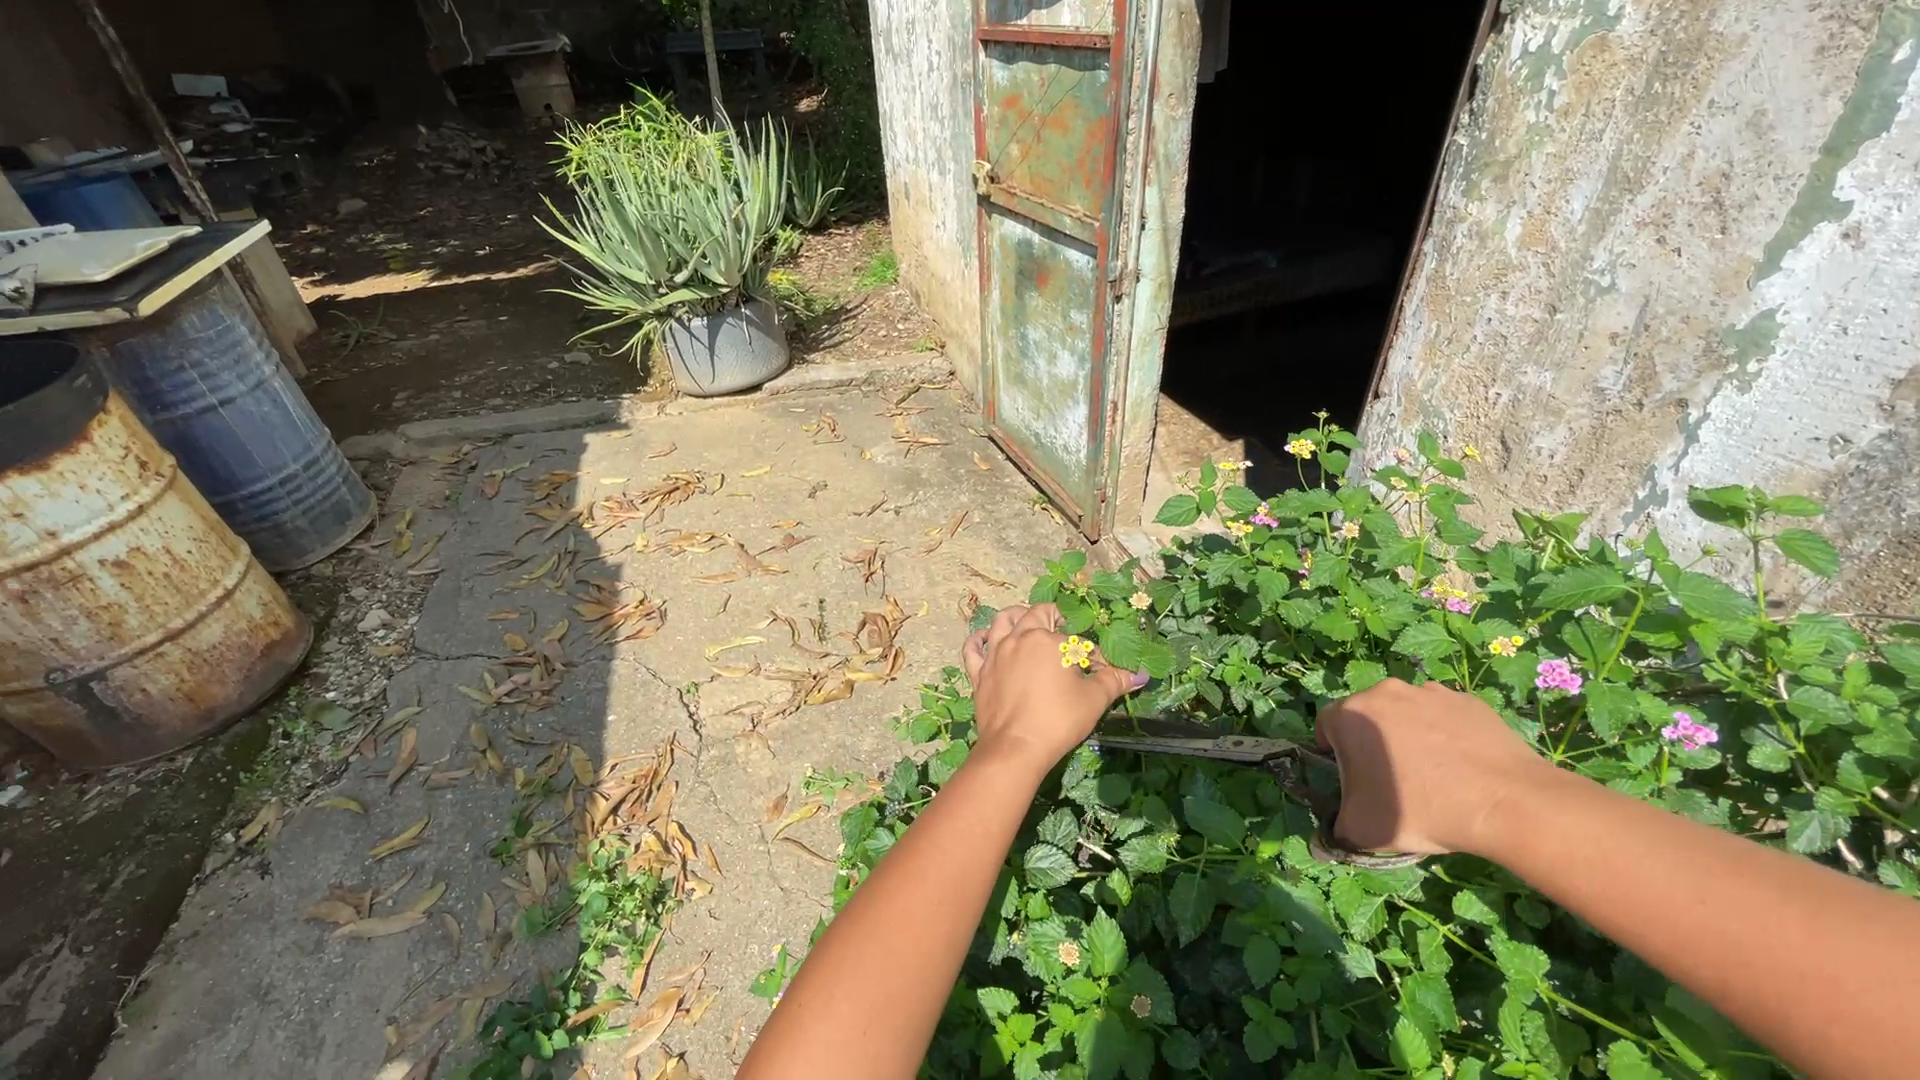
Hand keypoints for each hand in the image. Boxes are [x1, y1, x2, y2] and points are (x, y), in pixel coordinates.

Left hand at [962, 604, 1147, 776]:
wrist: (1015, 748)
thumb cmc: (1058, 720)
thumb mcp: (1094, 700)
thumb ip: (1115, 681)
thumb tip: (1141, 675)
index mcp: (1049, 640)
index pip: (1076, 639)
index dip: (1091, 655)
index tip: (1099, 671)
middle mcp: (1020, 638)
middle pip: (1035, 614)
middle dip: (1052, 619)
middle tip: (1063, 635)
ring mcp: (995, 654)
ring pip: (1001, 621)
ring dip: (1015, 617)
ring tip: (1026, 623)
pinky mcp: (978, 672)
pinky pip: (972, 648)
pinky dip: (979, 640)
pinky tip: (986, 640)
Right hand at [1315, 677, 1556, 854]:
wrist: (1504, 803)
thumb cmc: (1419, 809)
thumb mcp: (1362, 830)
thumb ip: (1337, 826)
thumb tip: (1334, 831)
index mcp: (1351, 714)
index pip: (1326, 726)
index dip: (1334, 753)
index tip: (1353, 780)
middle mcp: (1385, 692)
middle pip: (1368, 715)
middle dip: (1373, 742)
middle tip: (1391, 779)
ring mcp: (1430, 692)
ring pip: (1407, 713)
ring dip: (1409, 735)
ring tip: (1432, 775)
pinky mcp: (1468, 701)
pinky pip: (1445, 717)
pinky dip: (1446, 735)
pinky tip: (1462, 768)